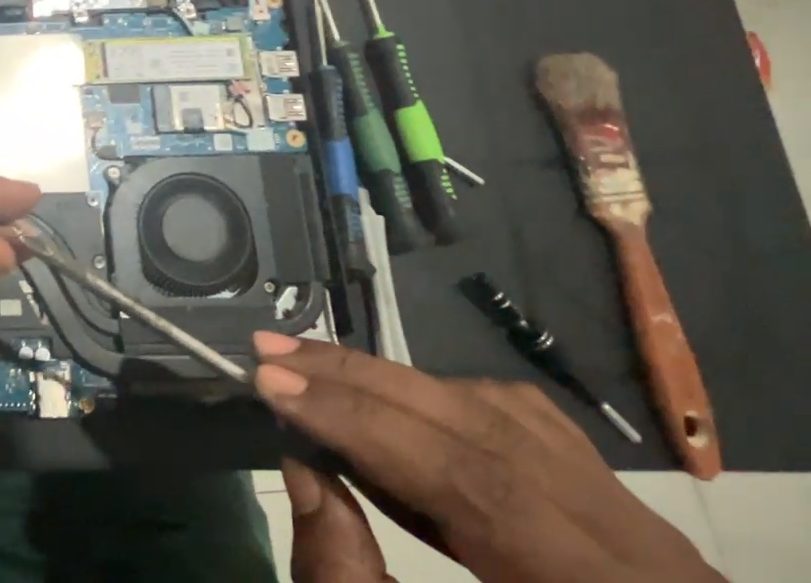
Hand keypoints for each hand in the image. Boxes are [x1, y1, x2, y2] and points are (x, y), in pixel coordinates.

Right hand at [254, 332, 723, 582]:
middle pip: (483, 429)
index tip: (273, 382)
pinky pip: (527, 426)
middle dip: (362, 385)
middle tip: (270, 351)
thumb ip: (347, 574)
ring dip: (390, 383)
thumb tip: (302, 465)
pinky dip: (442, 400)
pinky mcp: (622, 511)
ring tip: (307, 363)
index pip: (468, 478)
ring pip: (503, 416)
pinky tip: (385, 396)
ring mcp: (641, 527)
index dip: (360, 421)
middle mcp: (640, 556)